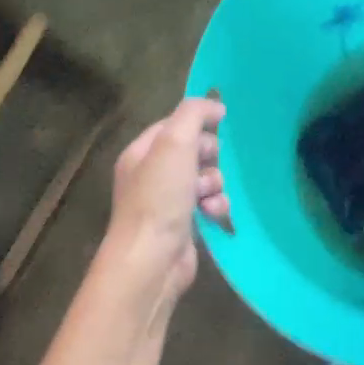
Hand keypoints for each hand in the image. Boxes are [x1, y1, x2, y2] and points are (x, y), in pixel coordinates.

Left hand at [107, 97, 228, 295]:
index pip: (173, 124)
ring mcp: (167, 202)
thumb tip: (216, 106)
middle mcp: (151, 175)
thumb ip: (193, 115)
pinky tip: (214, 215)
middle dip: (209, 157)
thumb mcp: (174, 144)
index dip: (197, 123)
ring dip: (216, 184)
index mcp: (141, 153)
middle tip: (211, 164)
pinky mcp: (184, 224)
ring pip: (205, 179)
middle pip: (192, 151)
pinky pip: (208, 204)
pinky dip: (216, 206)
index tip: (222, 126)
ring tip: (210, 197)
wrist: (152, 258)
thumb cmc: (159, 197)